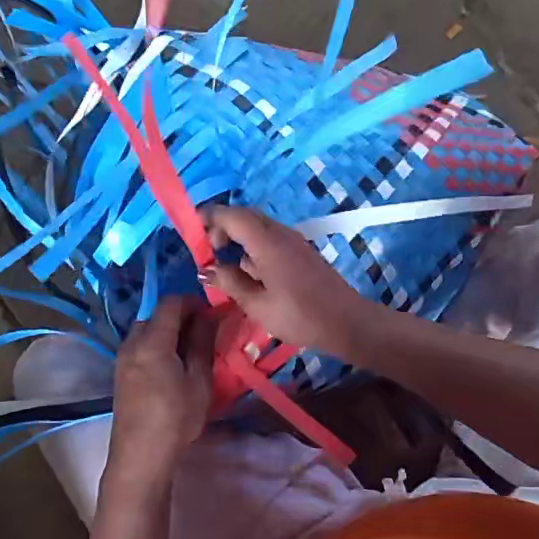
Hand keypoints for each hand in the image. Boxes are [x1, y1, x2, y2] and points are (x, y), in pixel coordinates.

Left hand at [109, 296, 217, 476]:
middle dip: (180, 316)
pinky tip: (172, 366)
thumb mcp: (199, 380)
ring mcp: (122, 359)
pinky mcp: (120, 374)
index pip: (170, 303)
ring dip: (167, 331)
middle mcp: (132, 343)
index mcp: (152, 341)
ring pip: (146, 330)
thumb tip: (208, 315)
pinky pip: (139, 347)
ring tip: (190, 351)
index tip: (212, 313)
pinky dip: (156, 345)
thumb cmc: (176, 419)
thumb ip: (202, 343)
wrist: (140, 456)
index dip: (193, 301)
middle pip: (155, 315)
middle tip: (204, 332)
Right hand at [201, 205, 387, 358]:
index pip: (231, 215)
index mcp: (267, 242)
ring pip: (257, 227)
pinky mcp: (300, 252)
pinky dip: (252, 247)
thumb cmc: (300, 316)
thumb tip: (205, 269)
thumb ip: (230, 282)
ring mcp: (293, 241)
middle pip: (244, 216)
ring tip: (223, 265)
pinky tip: (248, 273)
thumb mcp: (258, 305)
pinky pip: (269, 239)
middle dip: (221, 227)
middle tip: (206, 252)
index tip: (191, 234)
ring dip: (237, 237)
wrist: (347, 323)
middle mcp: (280, 234)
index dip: (208, 218)